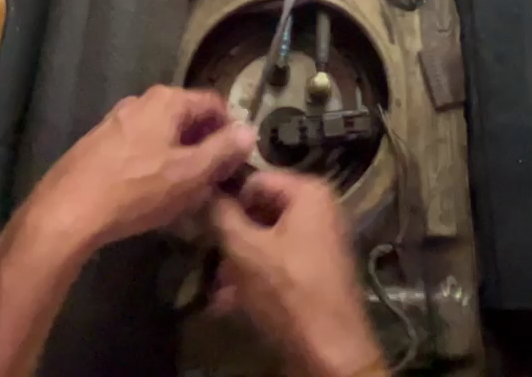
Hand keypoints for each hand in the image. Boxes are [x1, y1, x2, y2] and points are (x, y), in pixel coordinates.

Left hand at [28, 86, 255, 249]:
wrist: (65, 213)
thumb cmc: (137, 190)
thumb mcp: (191, 173)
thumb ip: (225, 150)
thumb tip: (250, 130)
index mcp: (168, 100)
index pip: (214, 103)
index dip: (231, 129)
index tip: (237, 160)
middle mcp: (142, 101)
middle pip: (187, 117)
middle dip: (204, 145)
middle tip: (213, 179)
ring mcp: (116, 121)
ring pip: (161, 134)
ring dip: (178, 156)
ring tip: (183, 191)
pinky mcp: (97, 145)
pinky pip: (138, 147)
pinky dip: (152, 164)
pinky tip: (149, 194)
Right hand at [210, 170, 384, 376]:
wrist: (330, 351)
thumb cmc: (288, 290)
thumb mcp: (245, 250)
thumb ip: (222, 216)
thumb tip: (206, 190)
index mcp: (309, 192)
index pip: (255, 179)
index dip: (226, 199)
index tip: (201, 222)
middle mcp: (319, 208)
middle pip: (261, 211)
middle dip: (231, 237)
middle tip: (207, 257)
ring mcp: (320, 240)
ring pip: (267, 240)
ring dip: (237, 263)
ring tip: (215, 287)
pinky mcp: (316, 271)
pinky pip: (279, 263)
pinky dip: (255, 278)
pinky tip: (227, 303)